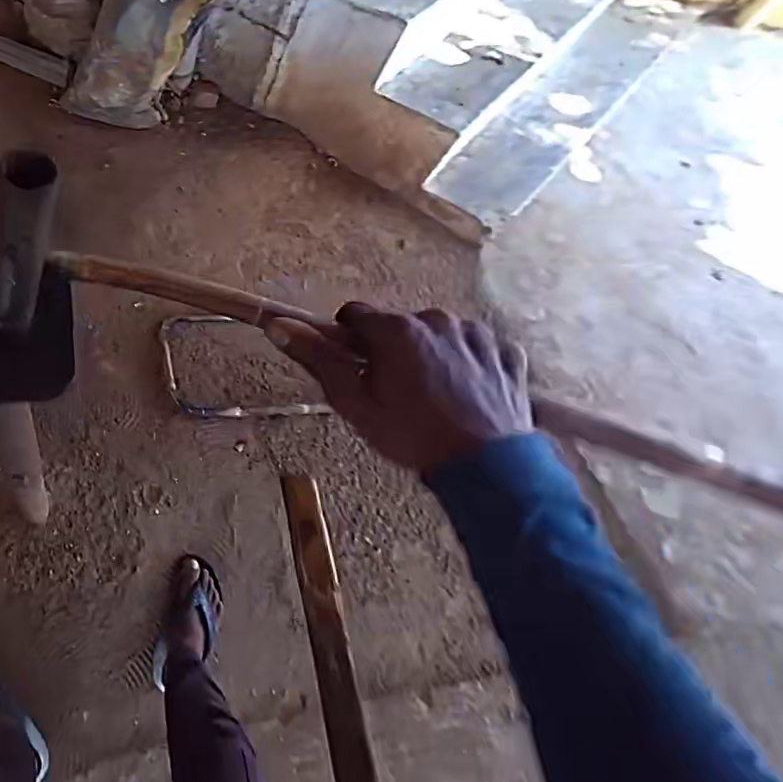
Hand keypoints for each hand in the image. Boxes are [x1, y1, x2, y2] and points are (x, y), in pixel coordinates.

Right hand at [266, 304, 531, 471]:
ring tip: (429, 390)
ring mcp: (475, 334)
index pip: (353, 313)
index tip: (353, 365)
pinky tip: (461, 388)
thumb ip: (316, 357)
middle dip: (388, 347)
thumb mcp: (352, 401)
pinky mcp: (506, 351)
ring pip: (434, 332)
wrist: (489, 468)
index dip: (346, 338)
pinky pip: (472, 344)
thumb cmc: (411, 434)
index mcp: (395, 330)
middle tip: (391, 386)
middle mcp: (435, 320)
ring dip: (425, 351)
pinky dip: (462, 359)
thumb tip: (276, 326)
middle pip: (395, 323)